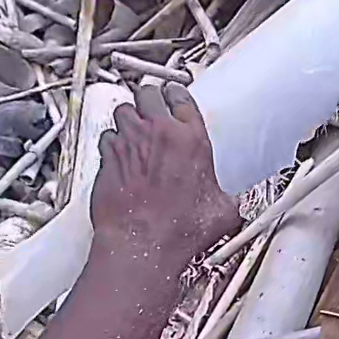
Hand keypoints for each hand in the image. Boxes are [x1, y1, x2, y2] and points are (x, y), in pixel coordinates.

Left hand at [92, 83, 239, 268]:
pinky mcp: (108, 157)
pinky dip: (111, 142)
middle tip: (151, 111)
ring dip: (128, 117)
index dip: (174, 96)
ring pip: (122, 109)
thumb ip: (227, 197)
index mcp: (191, 138)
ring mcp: (129, 142)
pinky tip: (119, 155)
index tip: (173, 99)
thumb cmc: (178, 230)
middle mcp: (158, 132)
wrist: (143, 244)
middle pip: (147, 93)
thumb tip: (232, 203)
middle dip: (148, 100)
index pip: (180, 95)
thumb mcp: (222, 212)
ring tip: (134, 132)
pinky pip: (106, 137)